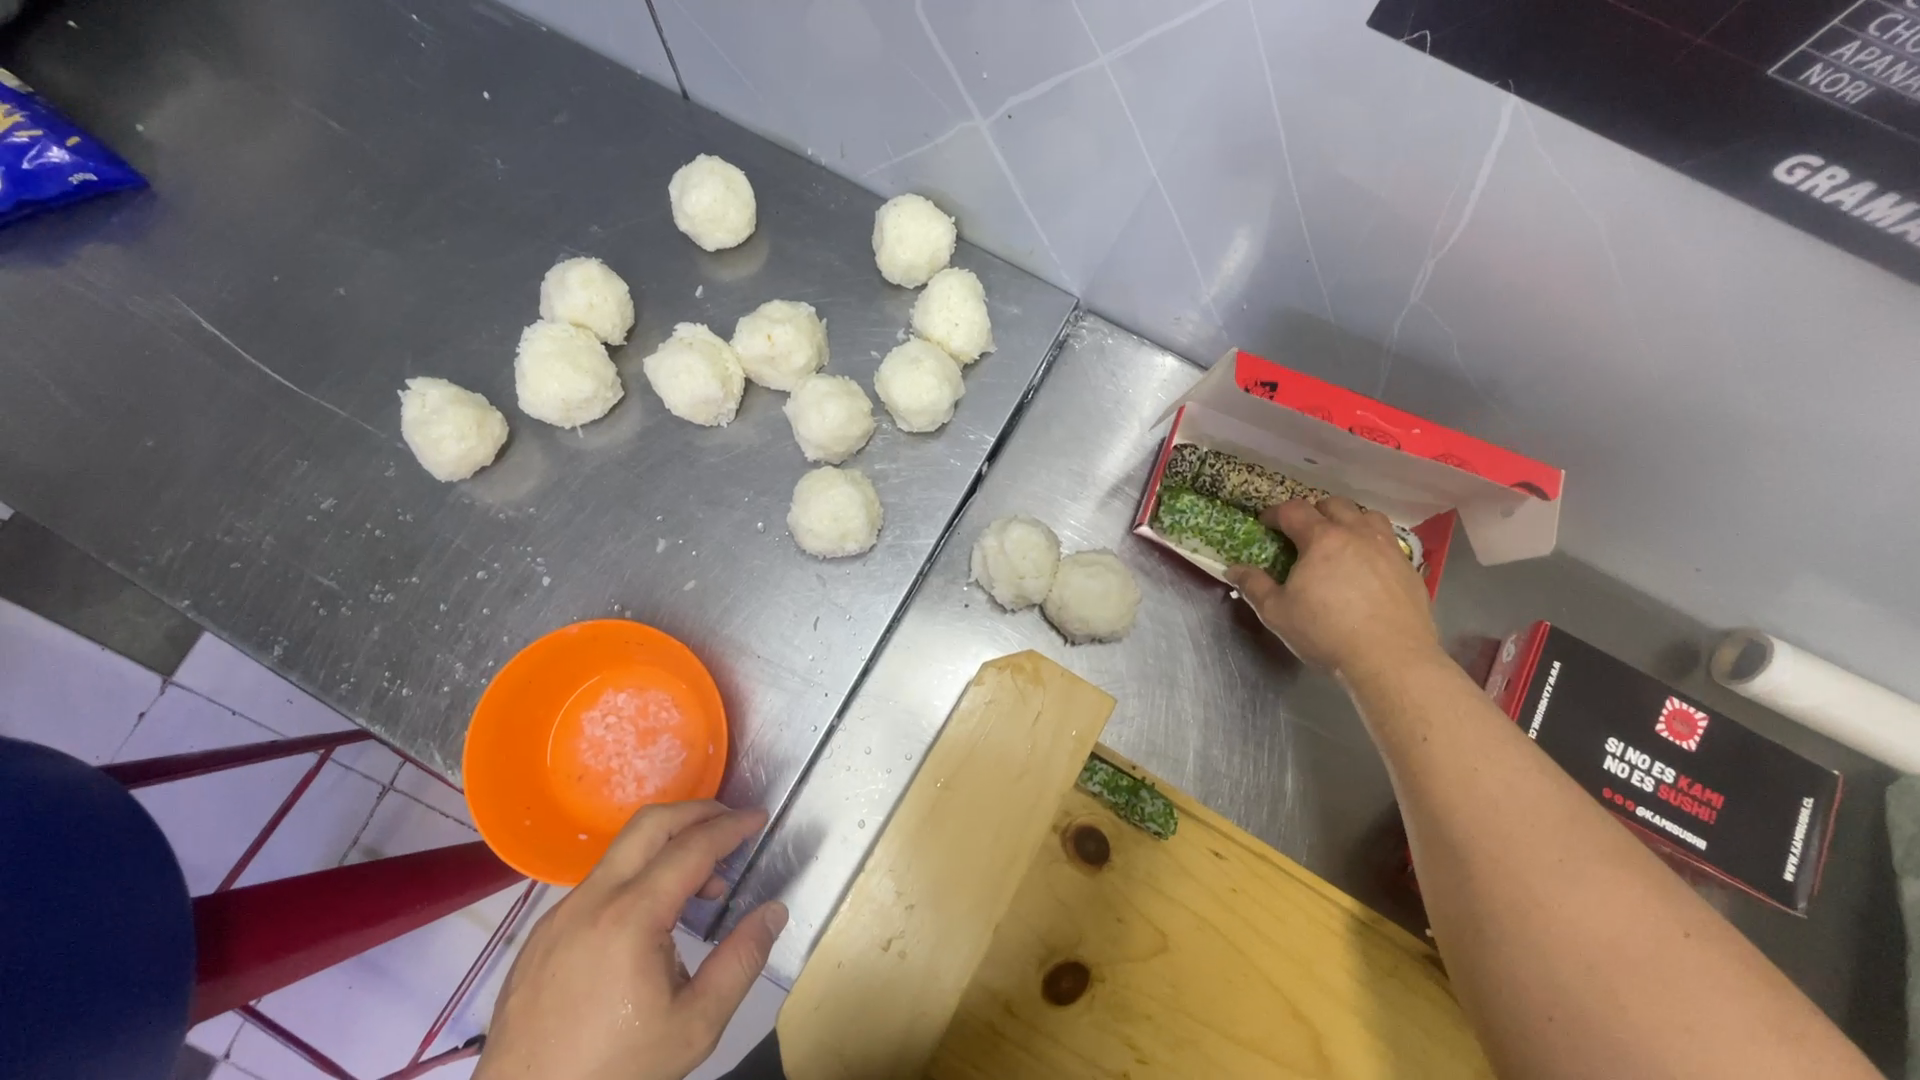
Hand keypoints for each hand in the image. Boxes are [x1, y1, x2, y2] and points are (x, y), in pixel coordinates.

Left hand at [476, 802, 787, 1079]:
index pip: (692, 847)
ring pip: (620, 853)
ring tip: (701, 885)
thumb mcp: (695, 1025)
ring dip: (667, 848)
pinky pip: (597, 885)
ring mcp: (560, 914)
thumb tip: (773, 912)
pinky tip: (651, 921)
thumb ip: (741, 961)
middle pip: (649, 824)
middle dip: (697, 811)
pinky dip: (636, 878)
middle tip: (732, 823)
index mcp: (631, 916)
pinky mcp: (542, 934)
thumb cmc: (617, 1068)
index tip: (760, 818)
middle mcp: (591, 900)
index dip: (731, 827)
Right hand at [1225, 497, 1440, 678]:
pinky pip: (1389, 541)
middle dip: (1313, 512)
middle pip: (1333, 505)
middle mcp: (1357, 534)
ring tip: (1338, 541)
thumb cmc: (1327, 633)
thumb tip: (1233, 569)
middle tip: (1301, 532)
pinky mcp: (1409, 568)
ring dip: (1348, 520)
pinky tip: (1366, 567)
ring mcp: (1388, 549)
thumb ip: (1254, 586)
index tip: (1265, 524)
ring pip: (1367, 516)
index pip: (1294, 510)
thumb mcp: (1277, 613)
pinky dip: (1372, 543)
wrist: (1391, 659)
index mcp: (1322, 539)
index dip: (1275, 513)